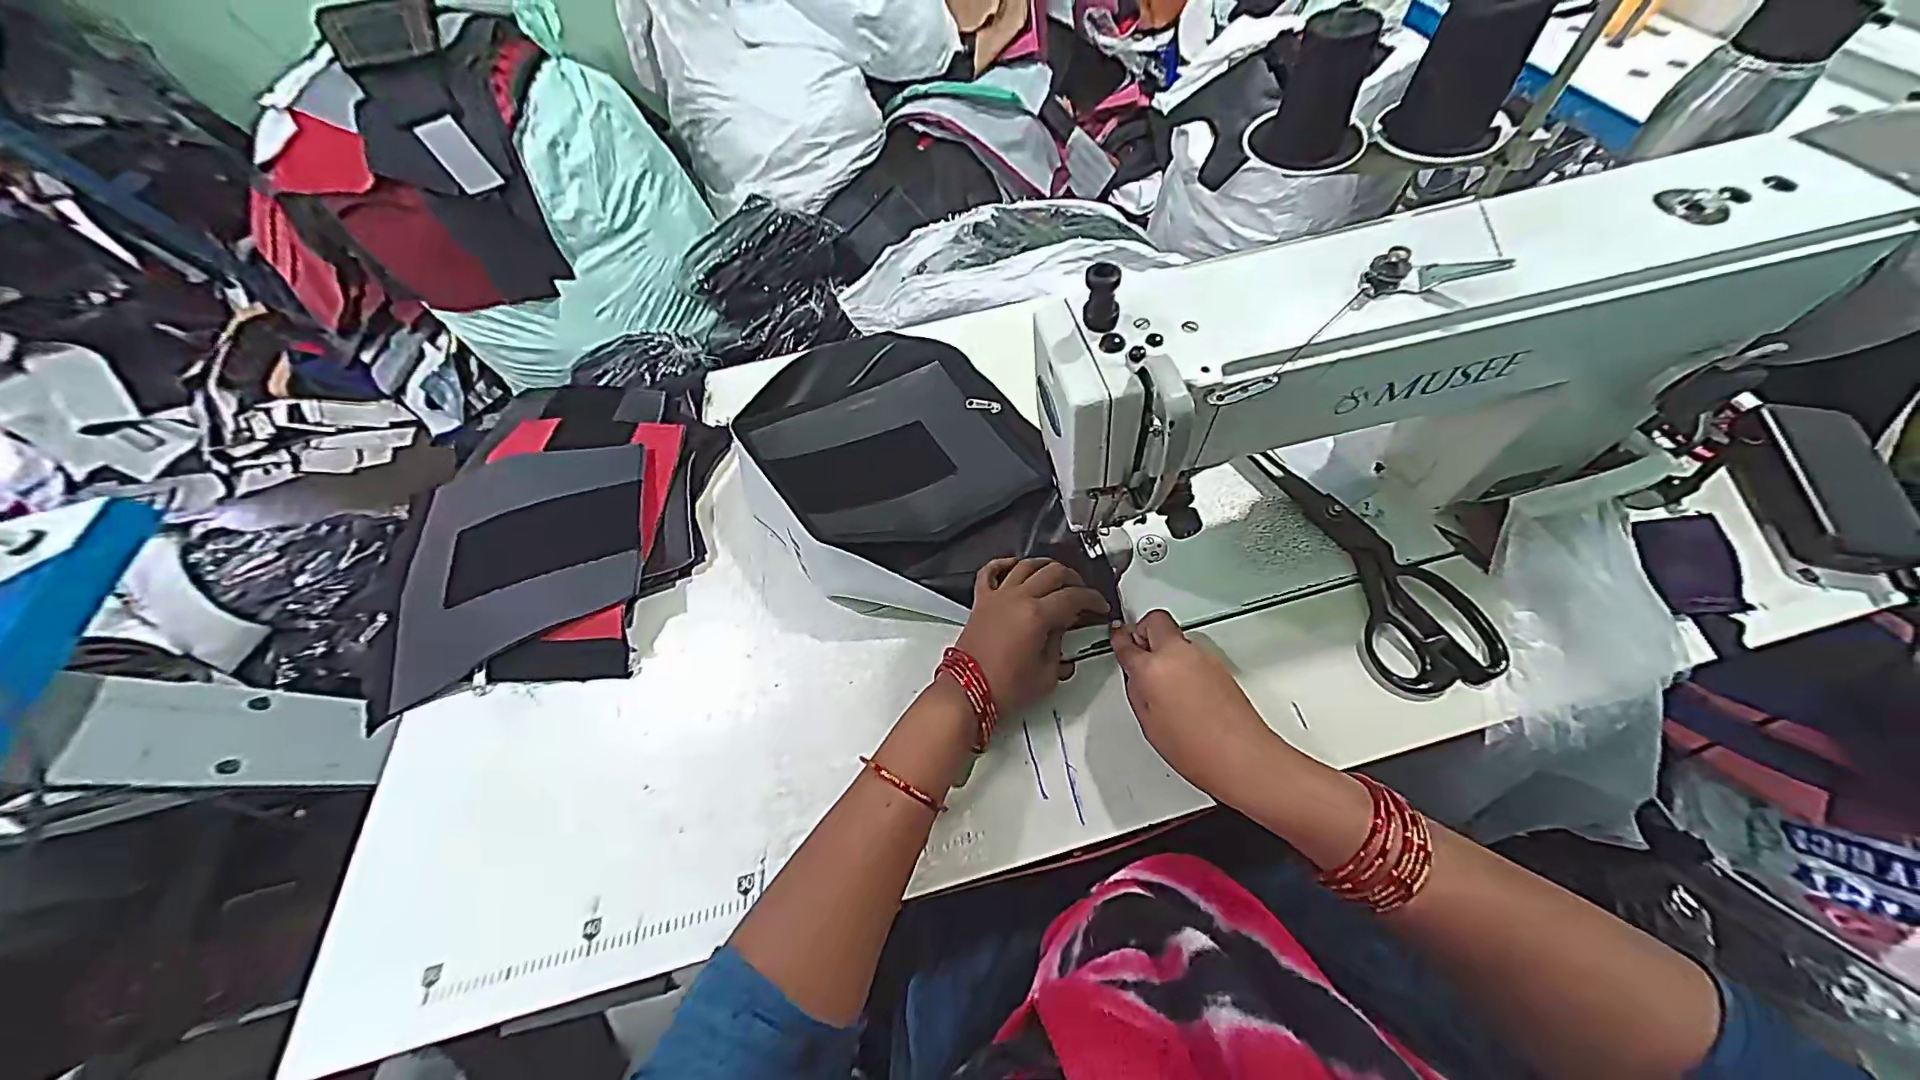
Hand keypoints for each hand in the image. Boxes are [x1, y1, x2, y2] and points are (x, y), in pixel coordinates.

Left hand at [954, 558, 1109, 716]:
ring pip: (1025, 565)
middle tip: (1082, 592)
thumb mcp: (1047, 674)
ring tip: (1056, 573)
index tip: (1098, 605)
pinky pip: (990, 572)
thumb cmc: (1001, 687)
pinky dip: (1002, 564)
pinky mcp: (981, 602)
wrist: (968, 691)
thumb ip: (1059, 647)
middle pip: (1053, 572)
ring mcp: (997, 597)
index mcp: (1036, 615)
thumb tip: (1061, 633)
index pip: (1074, 596)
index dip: (1092, 599)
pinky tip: (1012, 564)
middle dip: (1074, 579)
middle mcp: (1017, 599)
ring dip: (1045, 566)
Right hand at [1110, 610, 1285, 798]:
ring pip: (1176, 636)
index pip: (1127, 643)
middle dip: (1143, 630)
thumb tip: (1137, 678)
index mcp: (1153, 668)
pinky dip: (1184, 662)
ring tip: (1164, 680)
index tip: (1117, 636)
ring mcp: (1202, 658)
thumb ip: (1138, 690)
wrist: (1242, 757)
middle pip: (1155, 621)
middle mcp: (1179, 654)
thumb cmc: (1199, 748)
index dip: (1119, 639)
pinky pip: (1193, 653)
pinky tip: (1183, 689)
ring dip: (1166, 648)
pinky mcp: (1220, 666)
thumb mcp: (1148, 722)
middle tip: (1138, 648)